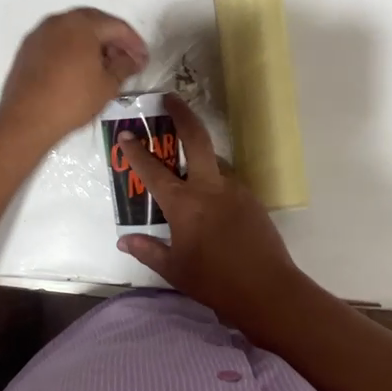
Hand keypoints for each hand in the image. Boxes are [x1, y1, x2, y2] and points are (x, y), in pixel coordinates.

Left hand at [0, 8, 148, 145]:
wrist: (26, 119)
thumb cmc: (73, 100)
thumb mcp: (107, 85)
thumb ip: (125, 66)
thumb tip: (133, 59)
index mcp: (82, 23)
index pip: (117, 26)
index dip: (134, 43)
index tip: (144, 60)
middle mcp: (59, 20)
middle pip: (94, 23)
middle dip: (113, 39)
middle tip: (126, 59)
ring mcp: (40, 33)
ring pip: (74, 31)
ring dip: (92, 43)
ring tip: (105, 66)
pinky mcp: (27, 48)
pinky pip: (57, 41)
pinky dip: (73, 49)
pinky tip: (80, 69)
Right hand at [115, 96, 306, 317]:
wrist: (268, 290)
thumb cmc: (214, 282)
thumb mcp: (173, 270)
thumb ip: (147, 250)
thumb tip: (124, 240)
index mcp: (184, 204)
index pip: (153, 170)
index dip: (136, 151)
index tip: (126, 135)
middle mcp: (210, 188)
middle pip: (196, 138)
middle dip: (182, 115)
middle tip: (170, 99)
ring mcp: (235, 191)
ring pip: (215, 162)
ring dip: (200, 155)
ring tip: (187, 164)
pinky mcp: (252, 200)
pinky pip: (228, 182)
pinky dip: (215, 181)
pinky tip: (210, 199)